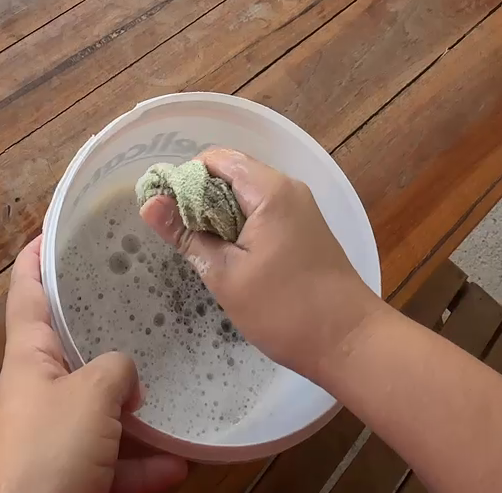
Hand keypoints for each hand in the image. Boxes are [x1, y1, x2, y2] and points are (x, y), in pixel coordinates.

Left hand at [0, 237, 187, 492]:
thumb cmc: (48, 452)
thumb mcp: (90, 394)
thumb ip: (116, 368)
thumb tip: (126, 374)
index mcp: (29, 355)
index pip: (26, 288)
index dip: (37, 254)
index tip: (57, 226)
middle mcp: (40, 388)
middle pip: (72, 345)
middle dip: (107, 329)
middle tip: (142, 301)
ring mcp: (55, 435)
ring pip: (100, 409)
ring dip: (138, 411)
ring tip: (176, 398)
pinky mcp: (70, 477)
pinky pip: (111, 461)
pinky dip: (142, 464)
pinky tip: (178, 464)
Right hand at [139, 149, 384, 383]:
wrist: (352, 343)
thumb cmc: (286, 309)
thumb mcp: (226, 275)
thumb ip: (186, 235)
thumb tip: (149, 203)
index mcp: (269, 189)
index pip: (215, 158)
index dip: (184, 178)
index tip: (168, 213)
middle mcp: (287, 188)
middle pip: (231, 172)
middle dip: (199, 197)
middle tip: (181, 235)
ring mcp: (299, 207)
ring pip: (246, 193)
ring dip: (219, 213)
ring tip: (202, 248)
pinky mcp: (304, 228)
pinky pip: (262, 209)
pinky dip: (240, 223)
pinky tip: (230, 255)